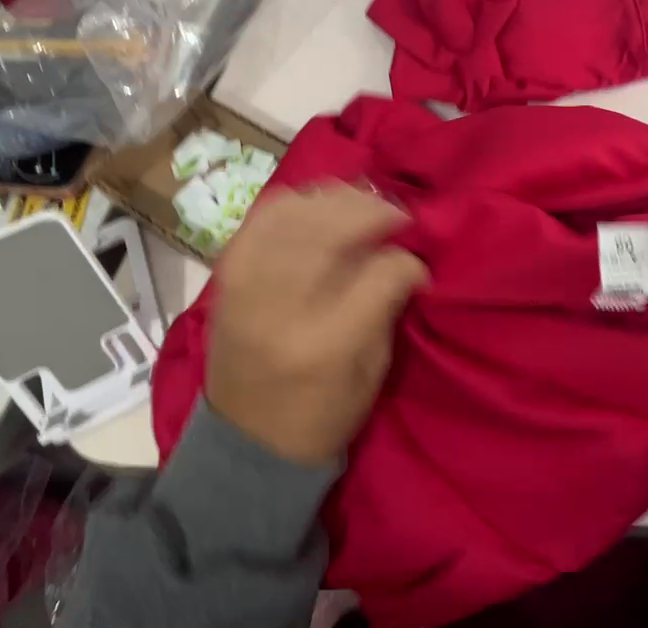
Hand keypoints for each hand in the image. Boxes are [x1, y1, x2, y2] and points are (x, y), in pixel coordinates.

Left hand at [204, 183, 426, 465]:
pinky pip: (260, 221)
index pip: (380, 273)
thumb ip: (386, 307)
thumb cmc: (321, 416)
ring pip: (294, 215)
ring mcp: (246, 290)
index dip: (409, 261)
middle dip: (374, 211)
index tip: (419, 264)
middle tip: (398, 215)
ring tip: (363, 204)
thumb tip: (405, 256)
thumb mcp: (372, 373)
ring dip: (337, 200)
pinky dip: (295, 204)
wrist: (244, 447)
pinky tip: (321, 207)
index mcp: (326, 344)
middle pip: (331, 231)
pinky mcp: (227, 281)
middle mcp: (280, 309)